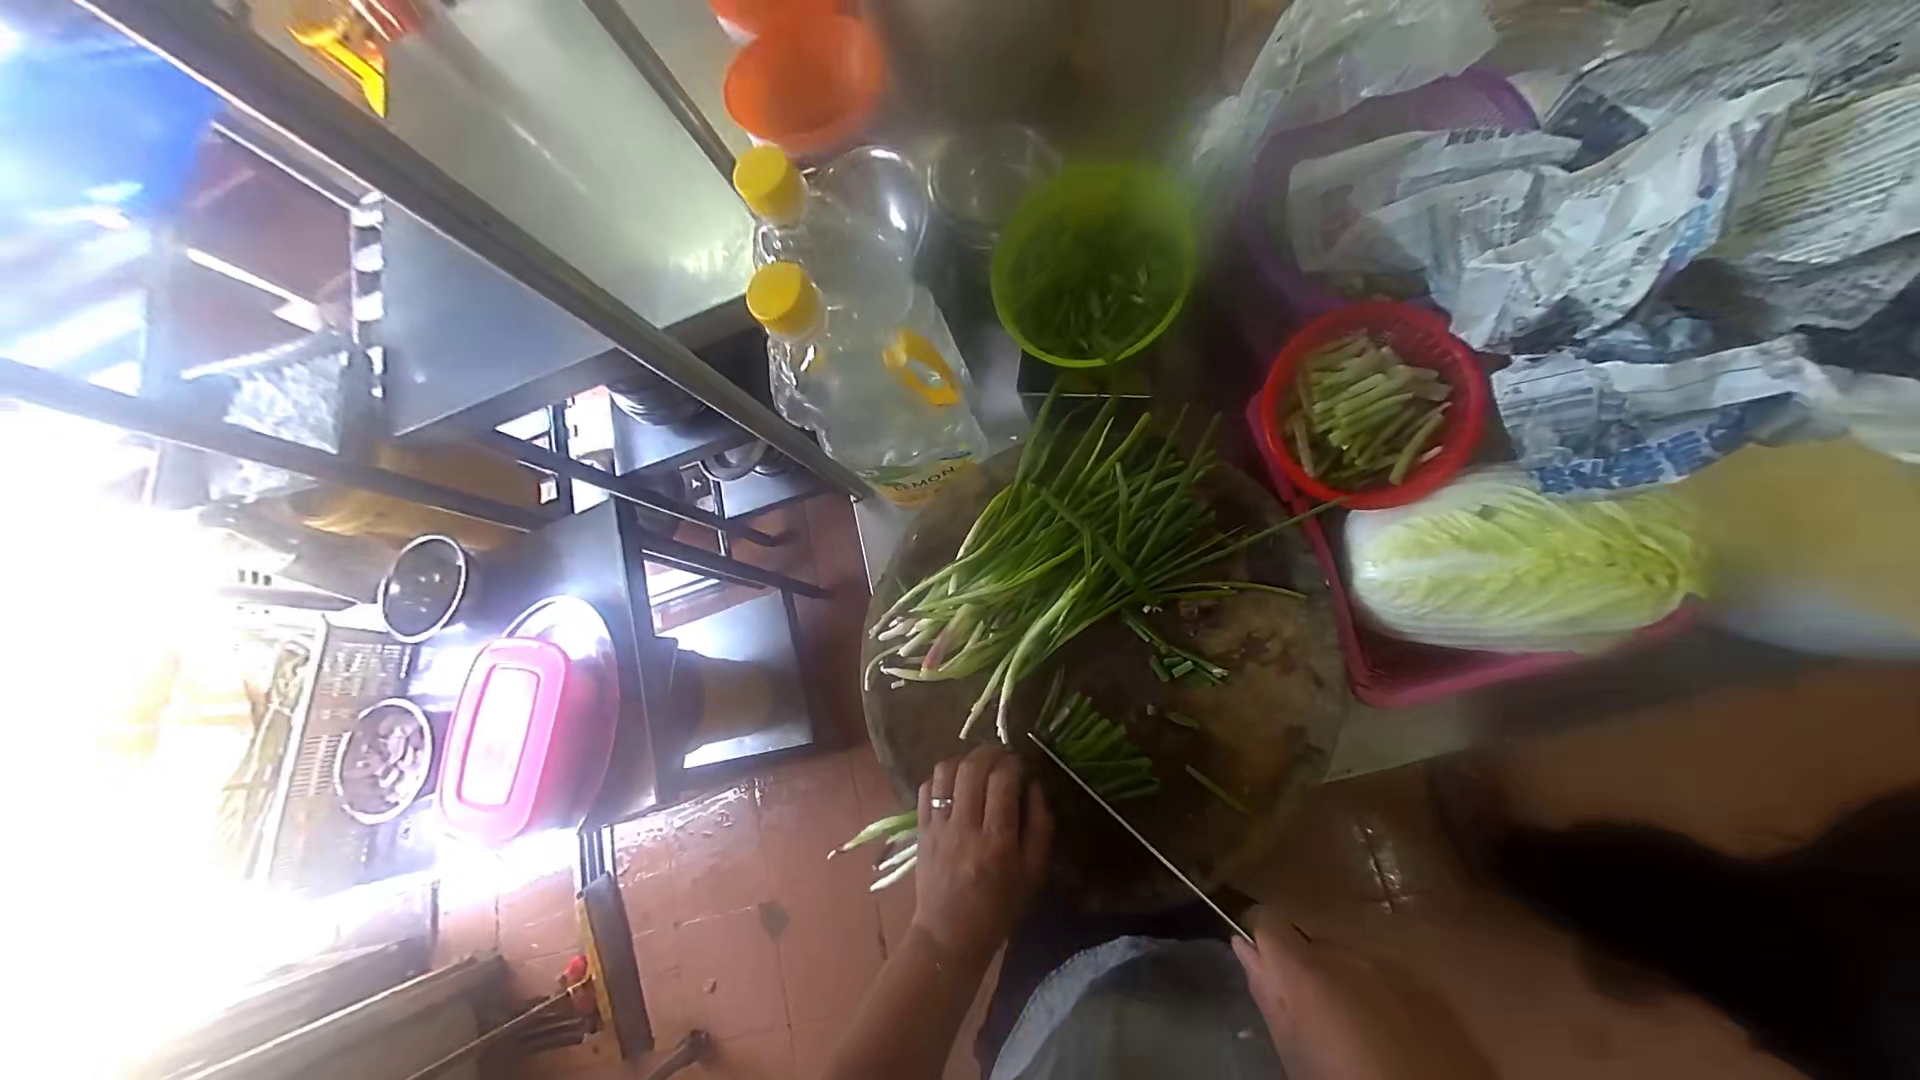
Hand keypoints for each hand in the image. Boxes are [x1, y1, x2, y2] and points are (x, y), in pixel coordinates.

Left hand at [910, 745, 1053, 963]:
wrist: (950, 936)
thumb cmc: (999, 907)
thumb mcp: (1033, 873)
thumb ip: (1040, 826)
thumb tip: (1034, 785)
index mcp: (997, 842)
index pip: (1003, 782)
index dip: (1014, 763)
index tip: (1021, 764)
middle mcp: (965, 829)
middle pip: (972, 768)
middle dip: (990, 752)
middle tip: (1002, 755)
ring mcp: (938, 828)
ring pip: (946, 772)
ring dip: (964, 759)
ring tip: (978, 765)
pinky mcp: (921, 830)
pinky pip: (926, 788)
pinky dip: (941, 776)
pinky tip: (955, 783)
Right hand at [1232, 906, 1493, 1079]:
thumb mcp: (1294, 1054)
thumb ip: (1266, 994)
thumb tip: (1243, 946)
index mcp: (1307, 969)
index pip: (1267, 920)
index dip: (1262, 941)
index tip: (1265, 968)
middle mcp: (1347, 954)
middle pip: (1312, 943)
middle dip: (1308, 969)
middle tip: (1318, 1019)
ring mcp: (1392, 968)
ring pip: (1351, 959)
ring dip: (1347, 981)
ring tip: (1360, 1031)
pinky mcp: (1429, 990)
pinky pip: (1388, 977)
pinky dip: (1382, 995)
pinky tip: (1394, 1036)